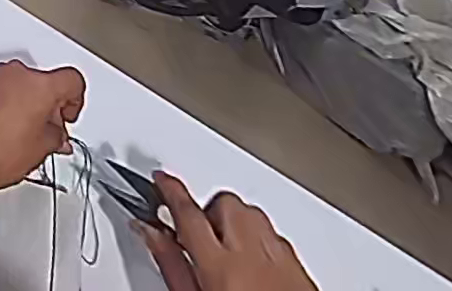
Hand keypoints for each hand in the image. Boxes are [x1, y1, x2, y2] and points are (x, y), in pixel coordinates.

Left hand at [0, 61, 85, 214]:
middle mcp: (18, 73)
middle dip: (52, 104)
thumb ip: (57, 135)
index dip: (75, 99)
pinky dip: (13, 101)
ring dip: (32, 102)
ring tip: (29, 134)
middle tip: (52, 130)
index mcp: (40, 84)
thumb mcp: (42, 148)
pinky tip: (11, 128)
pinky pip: (7, 86)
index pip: (72, 79)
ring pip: (26, 83)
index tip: (69, 115)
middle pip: (48, 81)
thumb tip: (57, 134)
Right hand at [136, 171, 318, 290]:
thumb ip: (171, 265)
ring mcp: (281, 261)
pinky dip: (259, 240)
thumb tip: (149, 231)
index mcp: (221, 268)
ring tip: (226, 251)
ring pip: (251, 214)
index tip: (160, 181)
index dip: (169, 190)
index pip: (187, 211)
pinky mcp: (302, 269)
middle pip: (222, 204)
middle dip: (207, 213)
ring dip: (234, 223)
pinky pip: (274, 236)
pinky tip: (253, 264)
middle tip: (198, 238)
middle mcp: (253, 256)